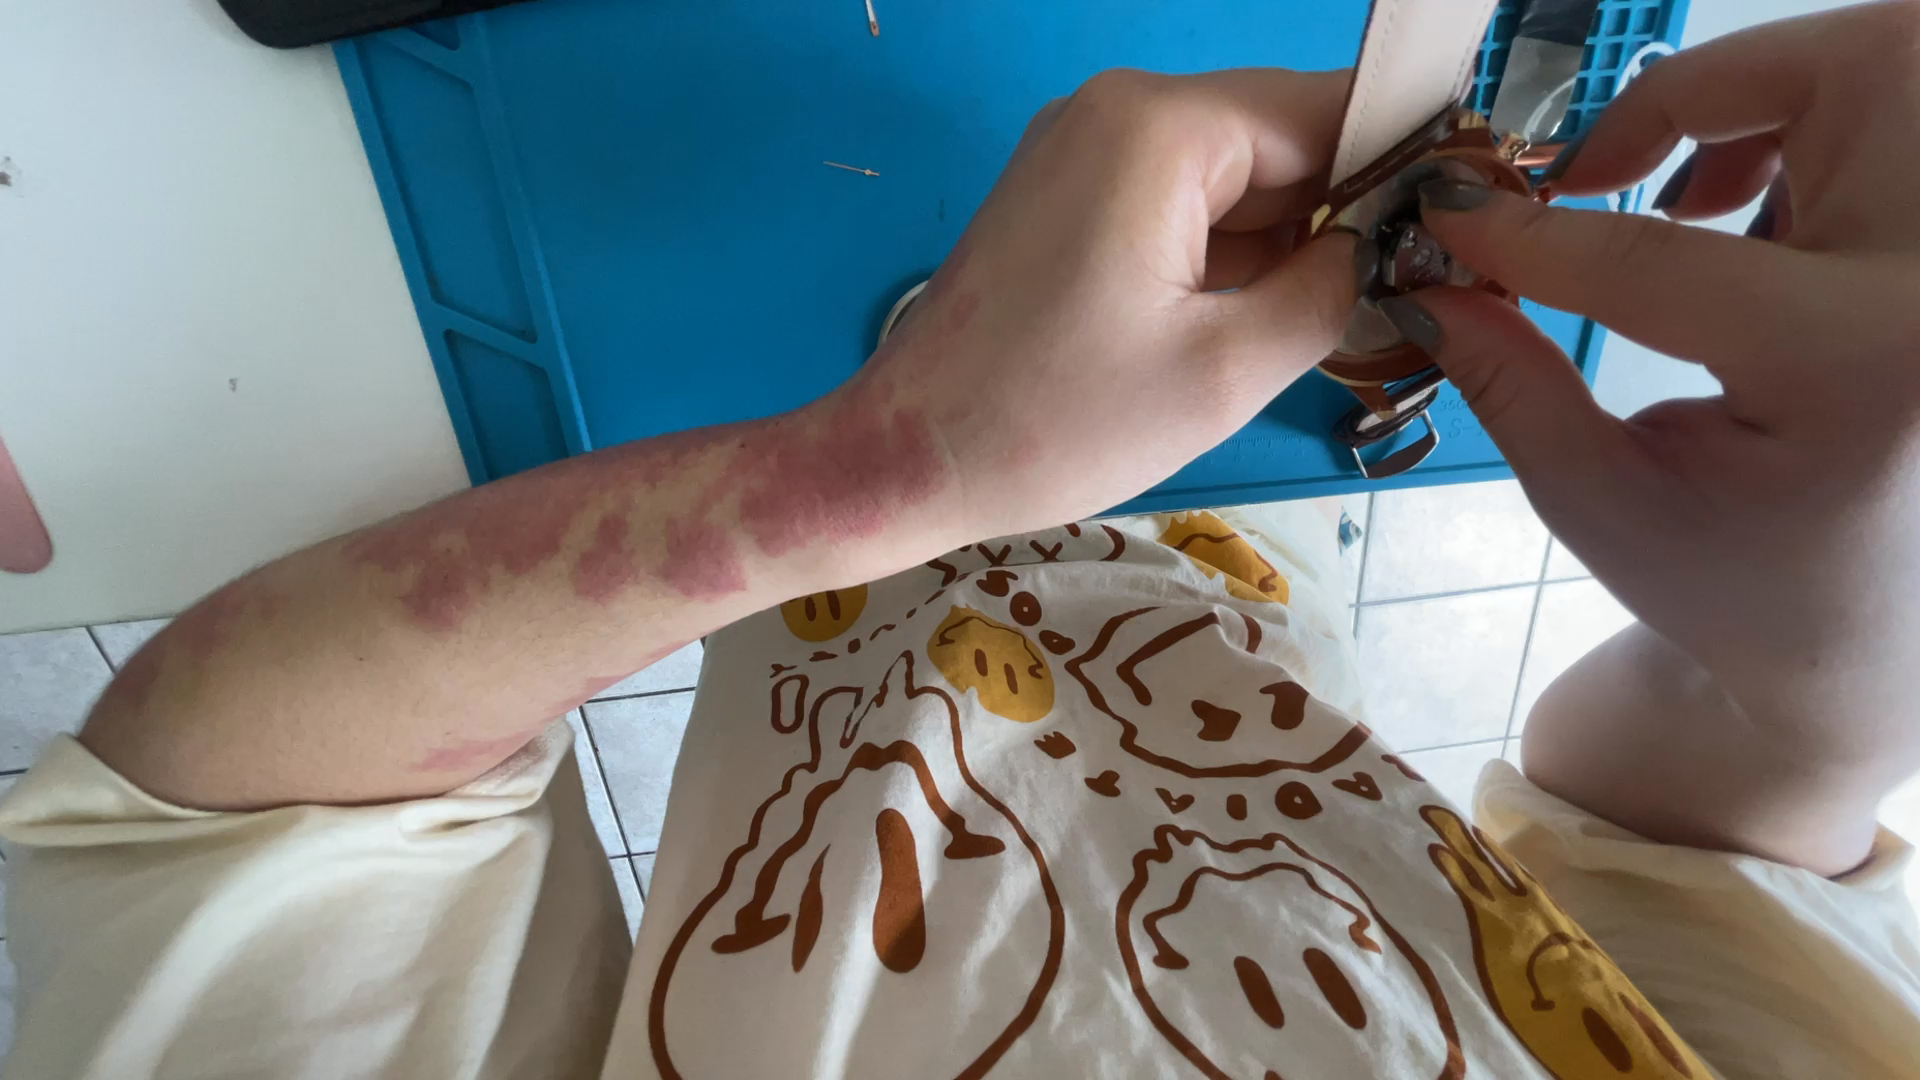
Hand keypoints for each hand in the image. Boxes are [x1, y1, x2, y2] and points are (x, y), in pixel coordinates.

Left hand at [836, 69, 1358, 543]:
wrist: (908, 462)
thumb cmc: (1057, 425)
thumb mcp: (1223, 371)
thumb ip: (1327, 289)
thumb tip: (1367, 245)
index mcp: (1158, 127)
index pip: (1326, 111)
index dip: (1396, 173)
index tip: (1441, 243)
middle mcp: (1109, 117)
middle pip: (1266, 149)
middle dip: (1321, 226)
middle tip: (1361, 314)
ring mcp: (1069, 163)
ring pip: (1212, 192)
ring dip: (1258, 259)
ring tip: (1276, 341)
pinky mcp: (1048, 215)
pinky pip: (1156, 221)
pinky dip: (1199, 269)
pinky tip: (1208, 335)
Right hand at [1383, 2, 1919, 866]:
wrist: (1873, 631)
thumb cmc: (1720, 577)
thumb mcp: (1589, 492)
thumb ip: (1506, 378)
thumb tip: (1423, 292)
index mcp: (1864, 368)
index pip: (1654, 258)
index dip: (1527, 233)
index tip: (1446, 216)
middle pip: (1865, 67)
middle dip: (1697, 94)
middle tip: (1592, 177)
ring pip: (1906, 66)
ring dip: (1764, 104)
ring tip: (1677, 199)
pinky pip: (1915, 120)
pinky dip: (1814, 133)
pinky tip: (1749, 221)